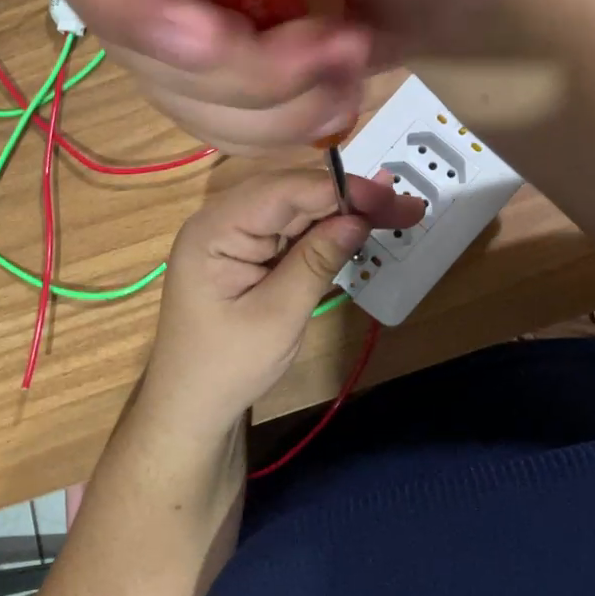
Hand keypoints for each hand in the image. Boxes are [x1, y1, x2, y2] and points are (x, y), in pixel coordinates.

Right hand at [27, 0, 511, 152]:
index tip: (204, 38)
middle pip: (114, 15)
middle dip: (224, 68)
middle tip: (328, 56)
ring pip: (159, 82)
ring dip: (259, 105)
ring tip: (346, 70)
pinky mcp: (207, 55)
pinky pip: (197, 115)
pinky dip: (266, 127)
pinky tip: (329, 96)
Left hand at [139, 170, 425, 433]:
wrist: (190, 407)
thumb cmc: (227, 367)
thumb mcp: (277, 317)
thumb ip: (316, 261)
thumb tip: (359, 218)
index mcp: (214, 229)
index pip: (282, 191)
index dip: (337, 188)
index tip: (387, 194)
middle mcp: (221, 219)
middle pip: (292, 193)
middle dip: (348, 197)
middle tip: (404, 205)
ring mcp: (233, 233)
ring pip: (296, 207)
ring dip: (344, 210)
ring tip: (396, 212)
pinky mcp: (247, 249)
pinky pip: (291, 227)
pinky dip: (327, 228)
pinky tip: (360, 225)